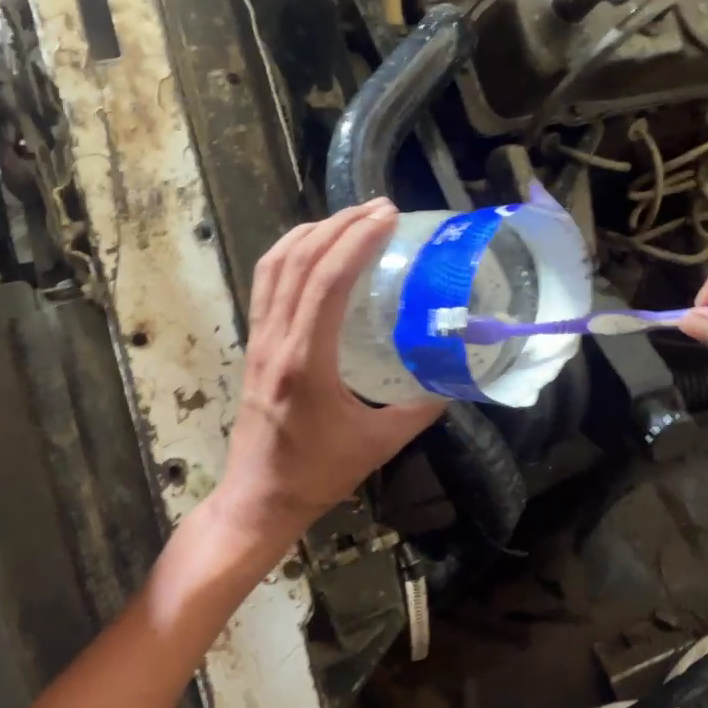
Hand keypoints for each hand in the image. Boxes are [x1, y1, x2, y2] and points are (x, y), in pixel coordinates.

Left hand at [215, 200, 443, 536]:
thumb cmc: (317, 476)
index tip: (388, 216)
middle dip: (341, 224)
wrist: (257, 500)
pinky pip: (266, 283)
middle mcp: (276, 341)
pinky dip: (290, 253)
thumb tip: (454, 377)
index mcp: (306, 362)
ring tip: (350, 218)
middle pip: (301, 261)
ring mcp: (259, 340)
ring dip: (312, 232)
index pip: (328, 281)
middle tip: (380, 208)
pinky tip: (314, 249)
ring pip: (275, 265)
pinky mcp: (254, 345)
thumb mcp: (379, 445)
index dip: (358, 240)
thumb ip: (419, 409)